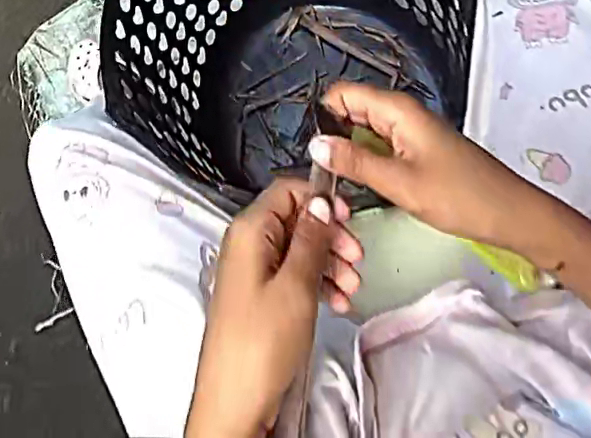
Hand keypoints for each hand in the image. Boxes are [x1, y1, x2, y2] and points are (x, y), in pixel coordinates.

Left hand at [185, 179, 363, 437]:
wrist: (234, 400)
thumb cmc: (258, 344)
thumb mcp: (295, 286)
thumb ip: (310, 240)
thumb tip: (320, 202)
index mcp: (248, 229)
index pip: (285, 190)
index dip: (318, 198)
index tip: (348, 216)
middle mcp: (247, 242)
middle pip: (295, 219)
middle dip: (329, 235)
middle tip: (355, 256)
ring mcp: (252, 268)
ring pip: (297, 247)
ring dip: (328, 262)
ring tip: (351, 286)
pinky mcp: (260, 293)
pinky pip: (292, 273)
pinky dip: (317, 282)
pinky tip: (337, 301)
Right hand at [309, 81, 552, 253]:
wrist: (513, 217)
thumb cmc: (463, 197)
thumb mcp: (400, 183)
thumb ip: (353, 162)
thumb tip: (314, 145)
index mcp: (396, 109)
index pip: (341, 94)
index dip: (323, 117)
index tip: (316, 149)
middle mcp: (400, 111)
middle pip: (349, 109)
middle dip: (333, 134)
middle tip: (327, 171)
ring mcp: (408, 128)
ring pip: (362, 127)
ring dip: (350, 150)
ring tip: (345, 179)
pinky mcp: (415, 146)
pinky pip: (378, 142)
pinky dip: (367, 158)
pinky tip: (367, 181)